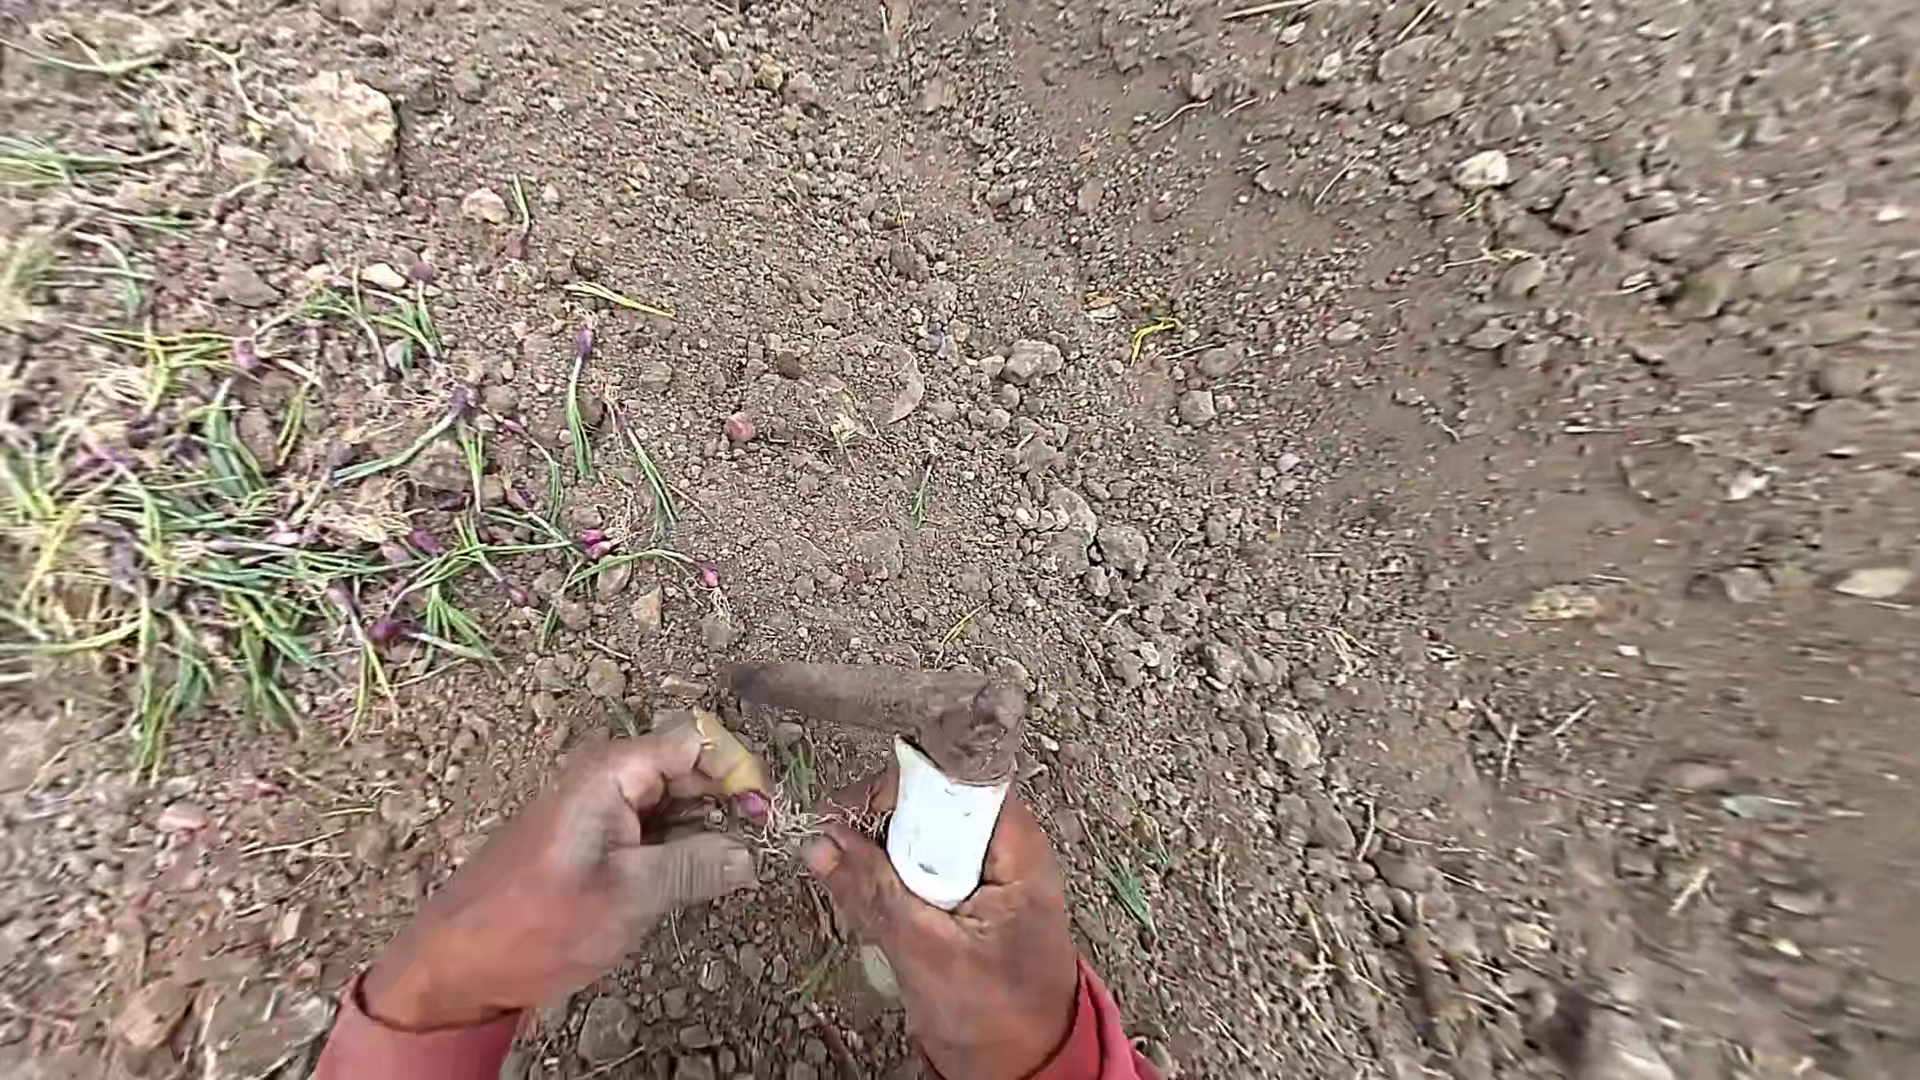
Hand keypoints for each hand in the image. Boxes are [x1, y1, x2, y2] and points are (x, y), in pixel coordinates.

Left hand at [362, 727, 756, 1029]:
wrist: (449, 973)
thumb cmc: (535, 926)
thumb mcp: (628, 896)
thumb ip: (698, 865)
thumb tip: (753, 855)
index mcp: (616, 770)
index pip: (698, 740)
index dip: (738, 766)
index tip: (762, 810)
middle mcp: (615, 774)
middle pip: (694, 762)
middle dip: (731, 793)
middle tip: (758, 836)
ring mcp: (609, 801)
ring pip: (681, 791)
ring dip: (713, 817)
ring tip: (736, 854)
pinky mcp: (605, 830)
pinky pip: (661, 817)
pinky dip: (688, 835)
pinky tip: (704, 863)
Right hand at [802, 769, 1079, 1078]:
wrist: (1030, 1067)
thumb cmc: (997, 1018)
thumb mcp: (927, 955)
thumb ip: (874, 894)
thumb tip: (824, 842)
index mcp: (1015, 842)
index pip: (952, 779)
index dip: (899, 788)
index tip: (853, 815)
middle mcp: (1006, 838)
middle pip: (934, 800)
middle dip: (887, 827)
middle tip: (849, 856)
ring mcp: (992, 859)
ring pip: (925, 829)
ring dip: (889, 854)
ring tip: (865, 889)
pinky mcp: (976, 881)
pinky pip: (929, 857)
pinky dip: (900, 874)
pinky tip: (884, 902)